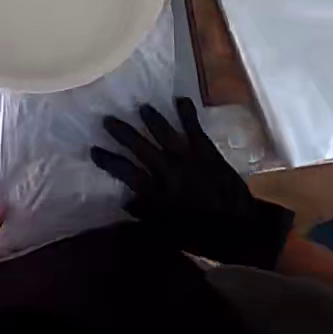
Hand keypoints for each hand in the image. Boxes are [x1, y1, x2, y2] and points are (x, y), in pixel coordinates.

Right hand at [91, 98, 293, 268]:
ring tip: (142, 107)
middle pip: (139, 146)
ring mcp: (187, 158)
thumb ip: (144, 214)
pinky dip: (187, 112)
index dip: (107, 160)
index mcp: (154, 192)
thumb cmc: (199, 234)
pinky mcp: (206, 151)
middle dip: (122, 132)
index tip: (93, 150)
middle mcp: (167, 171)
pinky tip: (180, 99)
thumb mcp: (165, 231)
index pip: (124, 172)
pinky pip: (194, 128)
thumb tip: (125, 200)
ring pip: (164, 132)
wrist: (239, 229)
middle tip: (108, 119)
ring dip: (152, 119)